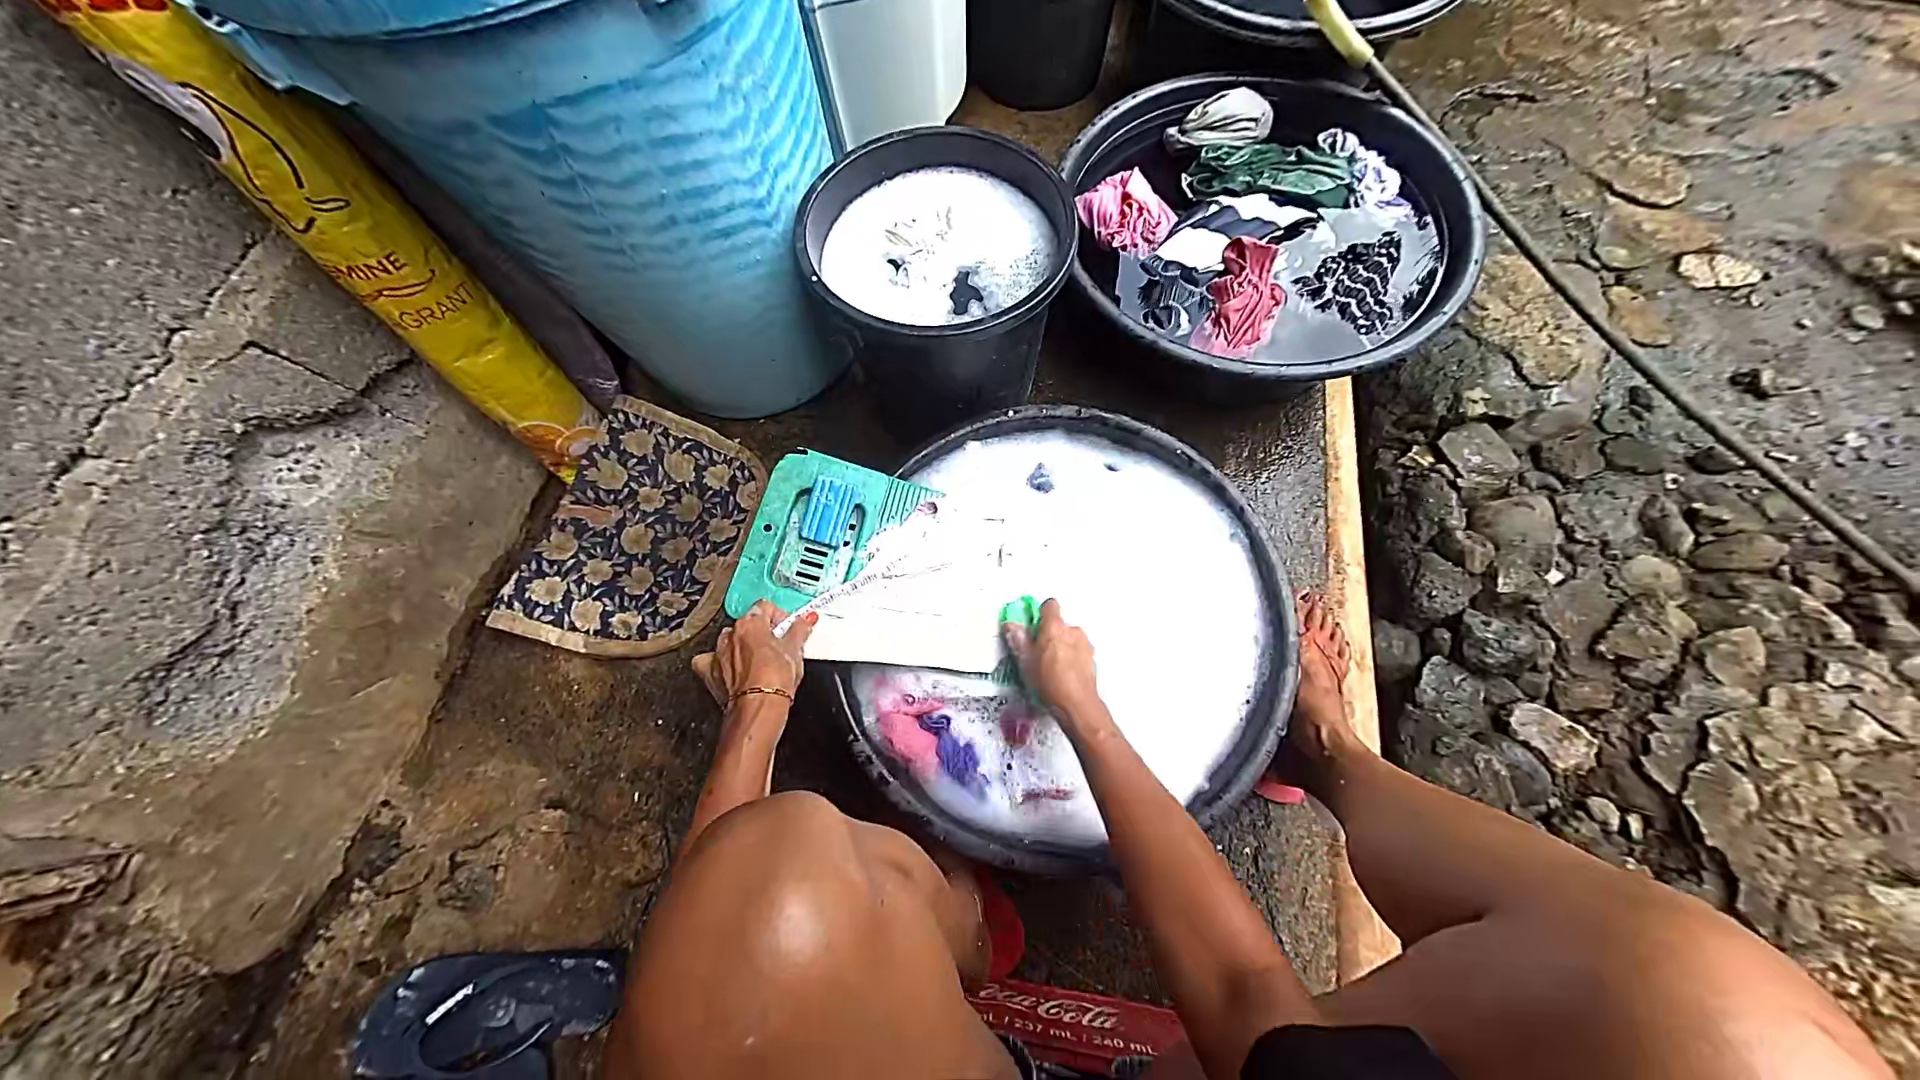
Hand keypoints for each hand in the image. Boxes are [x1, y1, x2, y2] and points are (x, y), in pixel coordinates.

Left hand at [692, 601, 816, 708]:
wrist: (758, 707)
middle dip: (763, 633)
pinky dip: (722, 664)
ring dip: (744, 647)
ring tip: (761, 662)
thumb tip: (807, 619)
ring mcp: (718, 654)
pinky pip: (712, 662)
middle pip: (748, 624)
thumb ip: (800, 629)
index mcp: (750, 623)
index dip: (780, 617)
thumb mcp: (796, 649)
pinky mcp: (712, 674)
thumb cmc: (774, 678)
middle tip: (779, 646)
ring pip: (731, 642)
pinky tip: (734, 671)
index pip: (765, 607)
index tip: (789, 628)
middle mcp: (730, 635)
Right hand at [1002, 598, 1100, 719]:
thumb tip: (1012, 626)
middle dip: (1050, 634)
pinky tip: (1062, 673)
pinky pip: (1078, 651)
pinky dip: (1072, 657)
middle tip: (1038, 650)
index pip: (1049, 606)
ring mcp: (1084, 644)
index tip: (1033, 624)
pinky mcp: (1091, 658)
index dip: (1040, 613)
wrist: (1076, 704)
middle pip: (1059, 624)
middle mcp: (1072, 631)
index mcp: (1054, 627)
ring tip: (1050, 665)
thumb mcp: (1025, 661)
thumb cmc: (1050, 683)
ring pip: (1070, 637)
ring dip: (1062, 646)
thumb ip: (1018, 639)